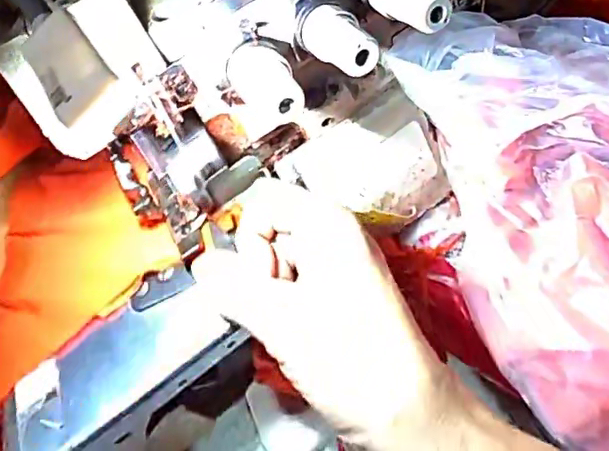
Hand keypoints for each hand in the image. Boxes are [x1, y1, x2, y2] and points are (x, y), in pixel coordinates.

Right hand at [193, 180, 545, 450]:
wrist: (404, 409)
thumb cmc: (360, 362)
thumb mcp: (283, 321)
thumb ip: (235, 288)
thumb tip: (204, 267)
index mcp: (328, 222)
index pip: (264, 200)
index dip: (249, 240)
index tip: (258, 280)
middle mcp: (336, 233)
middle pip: (269, 231)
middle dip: (259, 273)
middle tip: (276, 311)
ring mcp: (339, 262)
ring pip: (278, 262)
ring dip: (270, 297)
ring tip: (290, 330)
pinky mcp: (339, 292)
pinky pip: (294, 285)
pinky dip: (285, 309)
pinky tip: (297, 336)